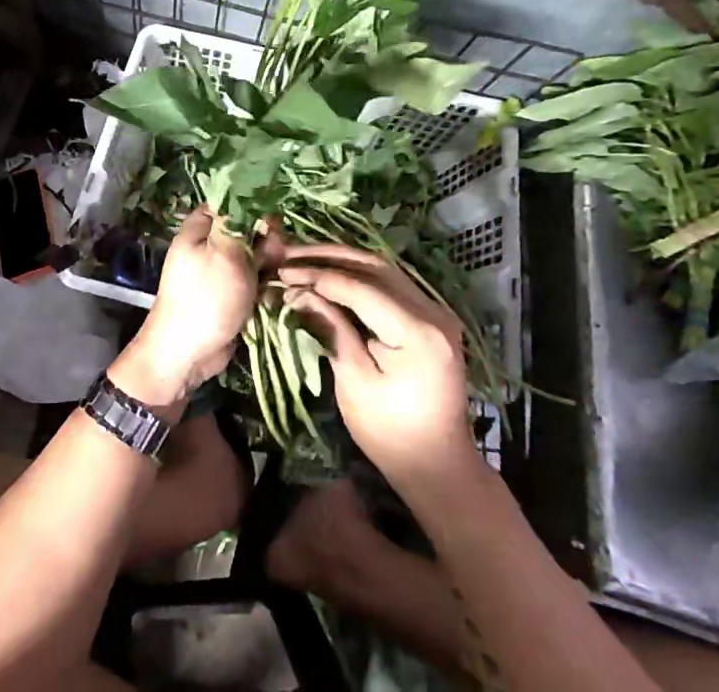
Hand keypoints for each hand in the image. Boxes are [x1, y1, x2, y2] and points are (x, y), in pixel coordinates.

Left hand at [110, 207, 256, 406]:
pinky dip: (266, 282)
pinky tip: (276, 289)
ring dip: (269, 264)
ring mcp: (220, 270)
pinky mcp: (231, 292)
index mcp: (200, 228)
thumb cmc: (204, 299)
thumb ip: (239, 222)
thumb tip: (250, 194)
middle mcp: (209, 244)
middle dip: (266, 239)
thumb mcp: (223, 253)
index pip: (232, 201)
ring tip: (277, 276)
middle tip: (274, 257)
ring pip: (255, 255)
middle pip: (248, 228)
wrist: (187, 353)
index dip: (255, 207)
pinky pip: (254, 278)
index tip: (272, 223)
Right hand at [277, 245, 483, 488]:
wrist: (437, 463)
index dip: (318, 276)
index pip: (360, 287)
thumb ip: (330, 328)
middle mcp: (434, 311)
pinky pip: (392, 284)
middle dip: (328, 257)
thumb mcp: (353, 380)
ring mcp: (437, 311)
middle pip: (375, 267)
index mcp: (418, 332)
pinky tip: (331, 273)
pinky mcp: (431, 318)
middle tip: (288, 254)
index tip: (281, 272)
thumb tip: (297, 292)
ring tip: (303, 257)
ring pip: (384, 269)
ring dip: (342, 261)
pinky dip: (359, 275)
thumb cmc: (390, 432)